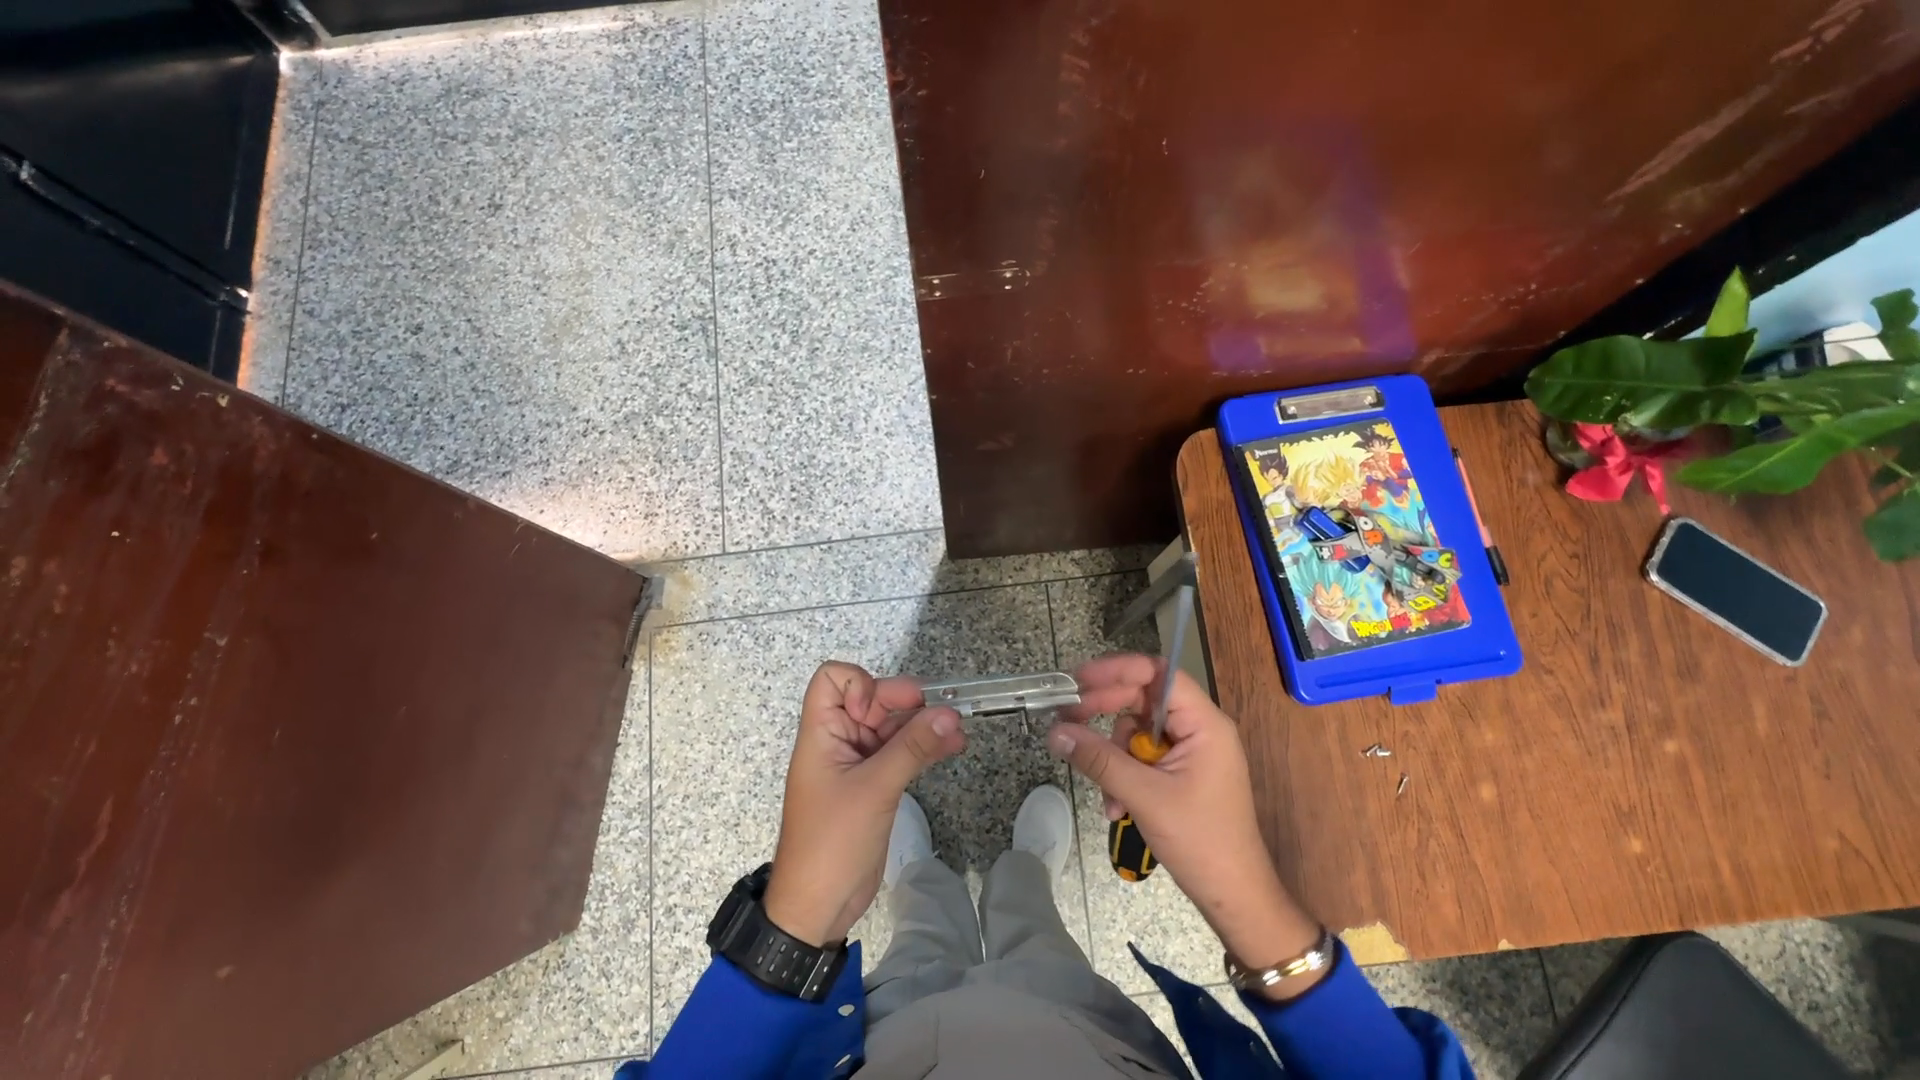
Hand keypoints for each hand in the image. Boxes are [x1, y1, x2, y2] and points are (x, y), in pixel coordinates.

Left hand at [763, 662, 964, 946]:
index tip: (883, 710)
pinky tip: (953, 746)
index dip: (861, 683)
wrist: (818, 905)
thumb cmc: (833, 841)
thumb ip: (912, 749)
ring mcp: (858, 764)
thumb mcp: (874, 790)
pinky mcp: (875, 785)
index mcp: (821, 734)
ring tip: (957, 731)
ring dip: (923, 725)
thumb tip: (949, 714)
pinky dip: (925, 747)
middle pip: (872, 700)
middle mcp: (838, 741)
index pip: (833, 680)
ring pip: (892, 727)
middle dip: (905, 702)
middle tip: (942, 713)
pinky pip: (901, 753)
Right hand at [1047, 654, 1324, 996]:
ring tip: (1108, 798)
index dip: (1117, 670)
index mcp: (1204, 723)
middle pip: (1143, 700)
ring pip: (1137, 733)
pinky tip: (1117, 808)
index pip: (1158, 673)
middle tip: (1067, 721)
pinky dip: (1125, 777)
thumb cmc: (1199, 840)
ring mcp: (1191, 752)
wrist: (1234, 895)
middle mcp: (1200, 729)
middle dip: (1105, 714)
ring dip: (1113, 759)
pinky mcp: (1183, 774)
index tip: (1078, 680)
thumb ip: (1099, 759)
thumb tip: (1055, 731)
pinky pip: (1143, 759)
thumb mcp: (1143, 796)